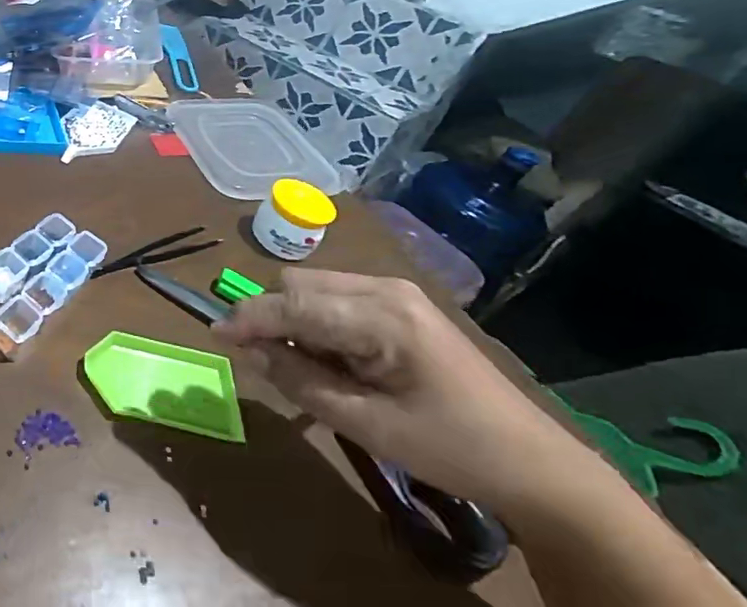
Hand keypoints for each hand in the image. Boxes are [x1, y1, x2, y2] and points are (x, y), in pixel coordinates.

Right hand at [213, 269, 605, 519]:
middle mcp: (384, 288)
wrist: (533, 464)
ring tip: (303, 366)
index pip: (294, 302)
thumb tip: (247, 349)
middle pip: (299, 283)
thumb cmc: (451, 448)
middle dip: (272, 315)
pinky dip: (317, 321)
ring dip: (293, 318)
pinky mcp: (400, 304)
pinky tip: (332, 358)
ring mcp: (395, 292)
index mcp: (381, 314)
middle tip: (267, 363)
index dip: (248, 316)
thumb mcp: (367, 424)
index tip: (213, 335)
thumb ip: (300, 380)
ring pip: (314, 287)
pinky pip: (337, 298)